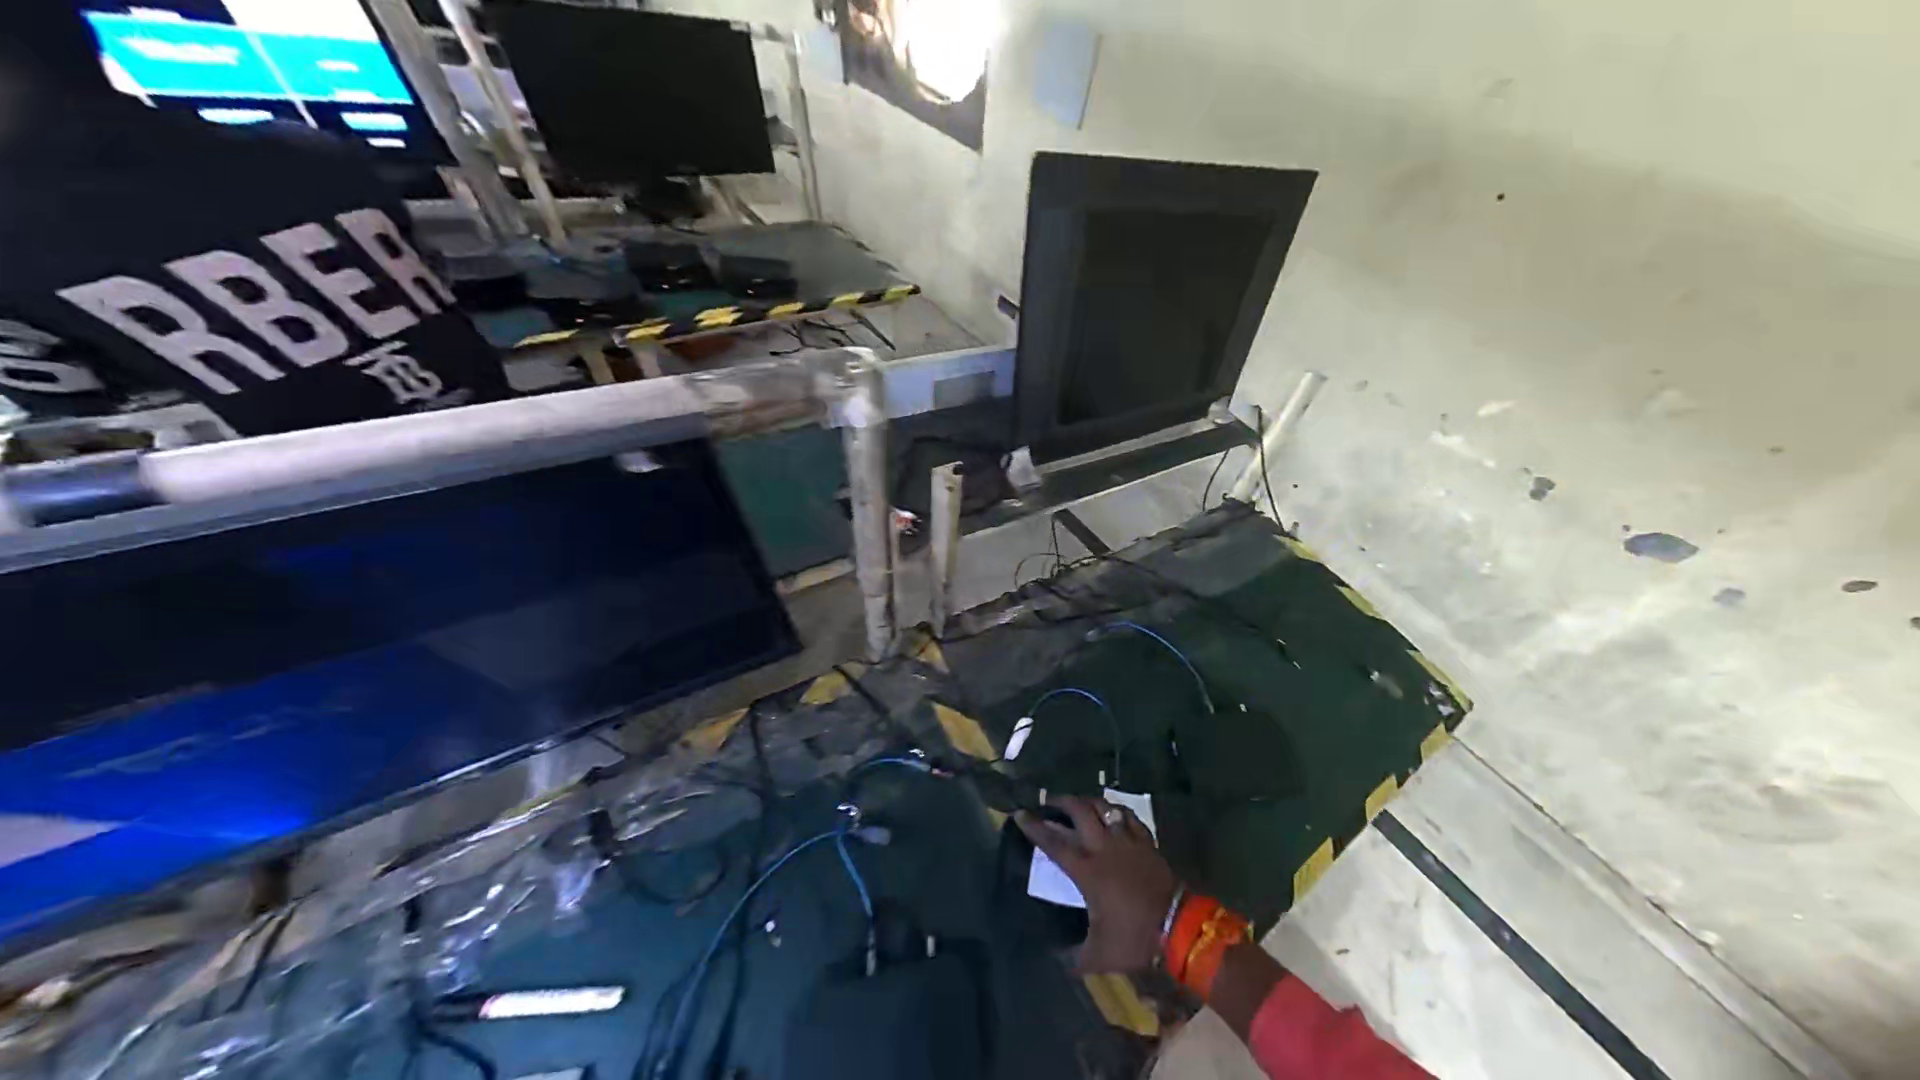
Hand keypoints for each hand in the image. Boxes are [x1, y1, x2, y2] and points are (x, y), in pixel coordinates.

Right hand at [1016, 795, 1178, 974]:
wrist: (1180, 928)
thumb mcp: (1098, 955)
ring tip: (1077, 802)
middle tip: (1048, 800)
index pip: (1053, 841)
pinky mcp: (1146, 841)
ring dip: (1087, 801)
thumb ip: (1073, 956)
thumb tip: (1054, 960)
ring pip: (1104, 807)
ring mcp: (1127, 840)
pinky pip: (1128, 816)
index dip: (1034, 826)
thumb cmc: (1134, 938)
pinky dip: (1116, 810)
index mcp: (1086, 870)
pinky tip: (1112, 812)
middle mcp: (1103, 847)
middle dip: (1060, 801)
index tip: (1019, 814)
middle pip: (1078, 810)